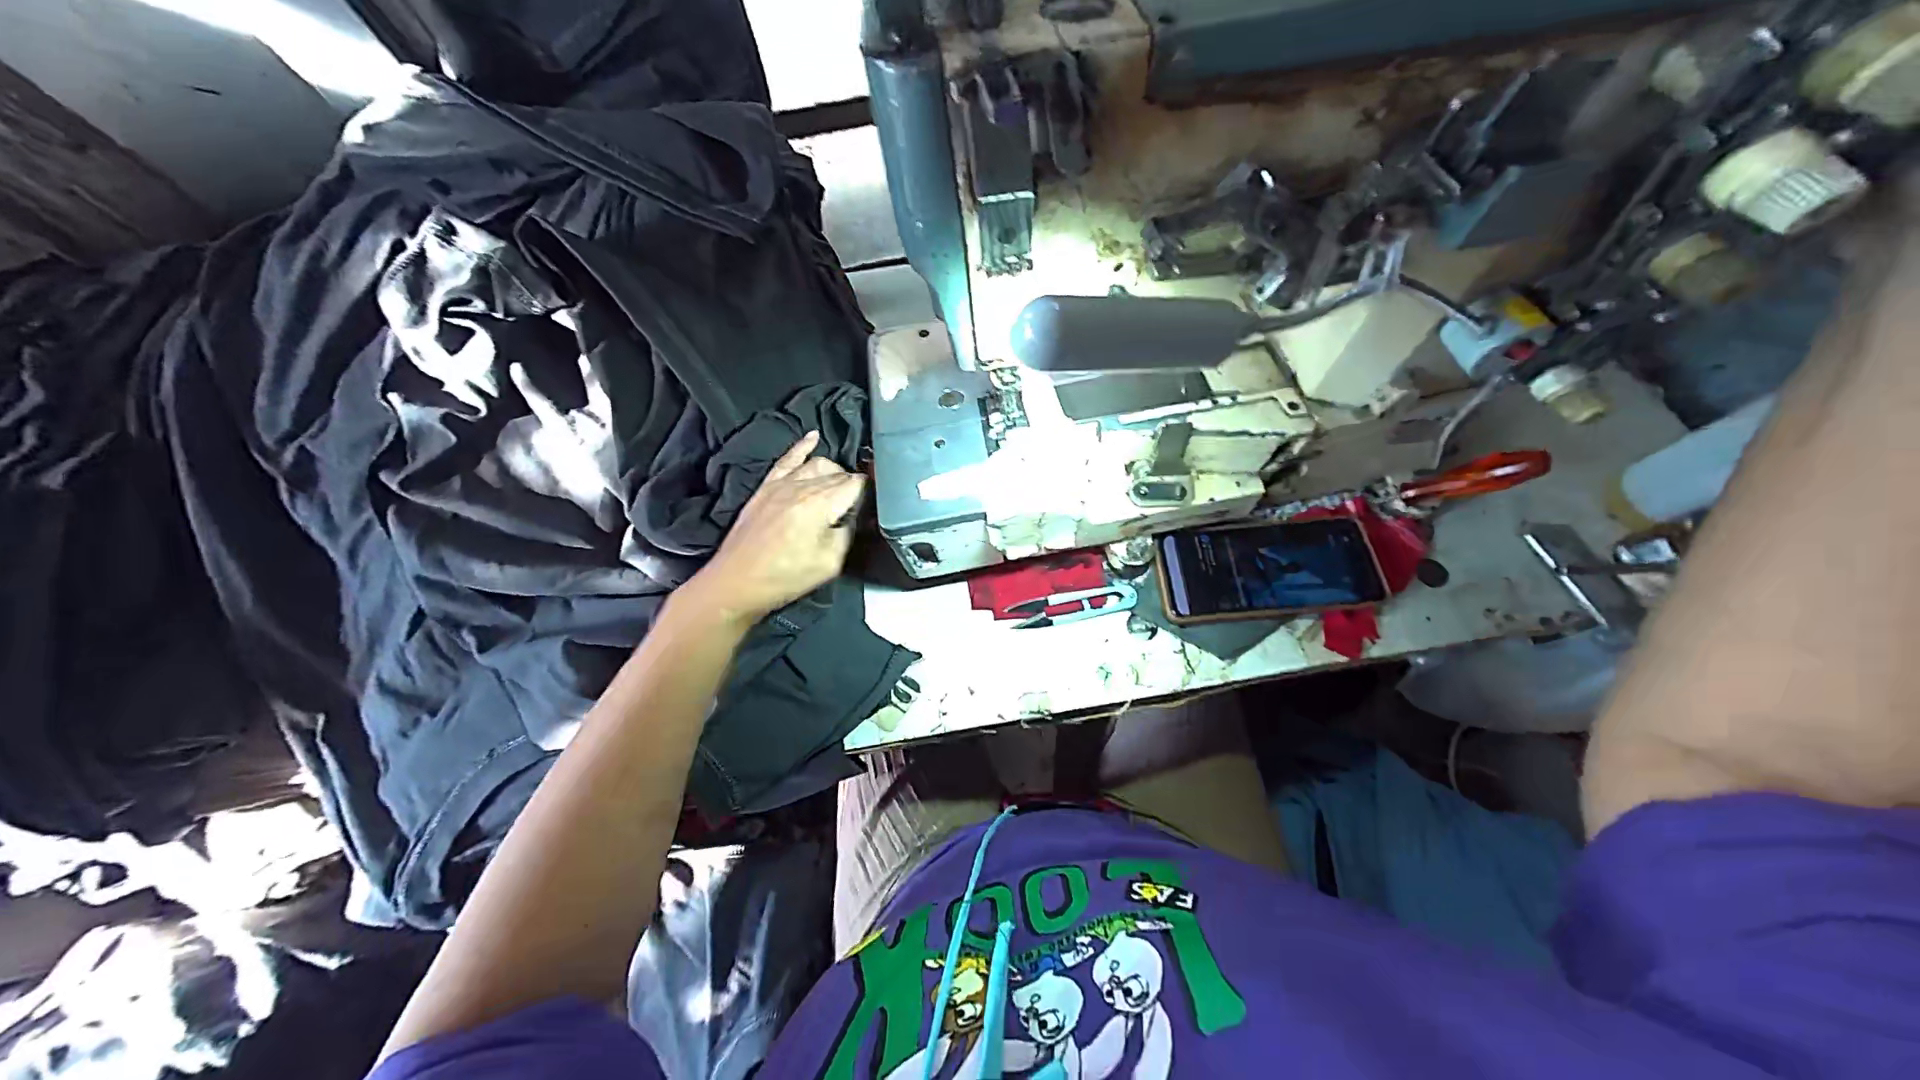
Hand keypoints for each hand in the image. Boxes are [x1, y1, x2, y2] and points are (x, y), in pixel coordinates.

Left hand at [682, 431, 865, 628]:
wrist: (738, 581)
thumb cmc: (785, 576)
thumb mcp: (831, 562)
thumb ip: (848, 532)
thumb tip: (854, 515)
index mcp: (821, 503)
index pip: (856, 484)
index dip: (870, 492)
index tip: (876, 501)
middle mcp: (802, 486)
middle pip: (838, 474)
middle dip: (853, 485)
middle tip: (859, 505)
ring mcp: (781, 483)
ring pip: (817, 463)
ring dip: (834, 471)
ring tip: (841, 485)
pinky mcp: (766, 487)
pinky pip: (787, 459)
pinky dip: (802, 446)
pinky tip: (813, 437)